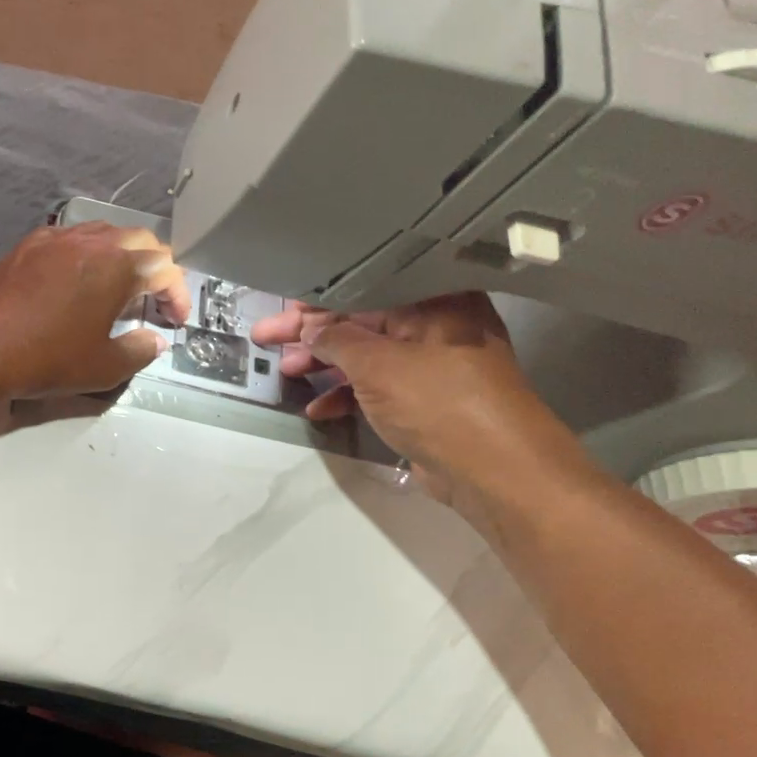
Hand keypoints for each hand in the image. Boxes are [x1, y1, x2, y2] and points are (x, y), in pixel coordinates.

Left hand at [0, 222, 189, 400]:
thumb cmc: (46, 359)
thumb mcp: (103, 367)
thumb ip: (138, 351)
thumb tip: (153, 340)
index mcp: (118, 263)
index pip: (165, 268)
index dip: (177, 295)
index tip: (173, 322)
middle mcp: (89, 240)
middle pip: (137, 242)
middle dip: (152, 270)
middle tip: (149, 302)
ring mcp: (53, 239)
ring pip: (101, 235)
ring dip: (117, 258)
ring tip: (114, 290)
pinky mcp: (24, 248)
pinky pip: (66, 241)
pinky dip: (82, 256)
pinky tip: (73, 282)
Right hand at [251, 293, 586, 509]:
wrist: (491, 466)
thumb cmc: (437, 401)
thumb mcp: (376, 365)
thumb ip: (336, 340)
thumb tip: (309, 330)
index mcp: (436, 304)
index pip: (367, 289)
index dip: (321, 299)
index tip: (282, 308)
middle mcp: (437, 328)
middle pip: (362, 322)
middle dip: (312, 333)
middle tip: (265, 338)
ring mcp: (431, 365)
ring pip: (365, 356)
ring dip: (323, 365)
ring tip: (285, 373)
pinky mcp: (423, 399)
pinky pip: (375, 387)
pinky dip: (345, 395)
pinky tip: (318, 410)